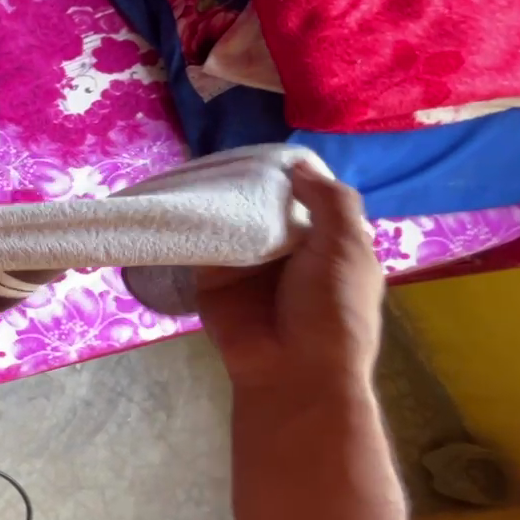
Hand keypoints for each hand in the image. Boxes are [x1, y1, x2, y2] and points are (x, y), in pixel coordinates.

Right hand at [195, 164, 383, 390]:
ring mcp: (245, 263)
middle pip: (261, 207)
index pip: (306, 199)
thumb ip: (329, 203)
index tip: (262, 153)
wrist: (289, 366)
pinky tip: (174, 204)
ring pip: (228, 222)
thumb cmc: (332, 308)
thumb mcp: (346, 249)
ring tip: (189, 174)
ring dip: (213, 204)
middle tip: (216, 158)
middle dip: (243, 186)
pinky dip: (188, 227)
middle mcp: (285, 249)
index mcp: (327, 242)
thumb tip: (298, 166)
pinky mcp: (209, 276)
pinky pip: (198, 244)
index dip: (289, 176)